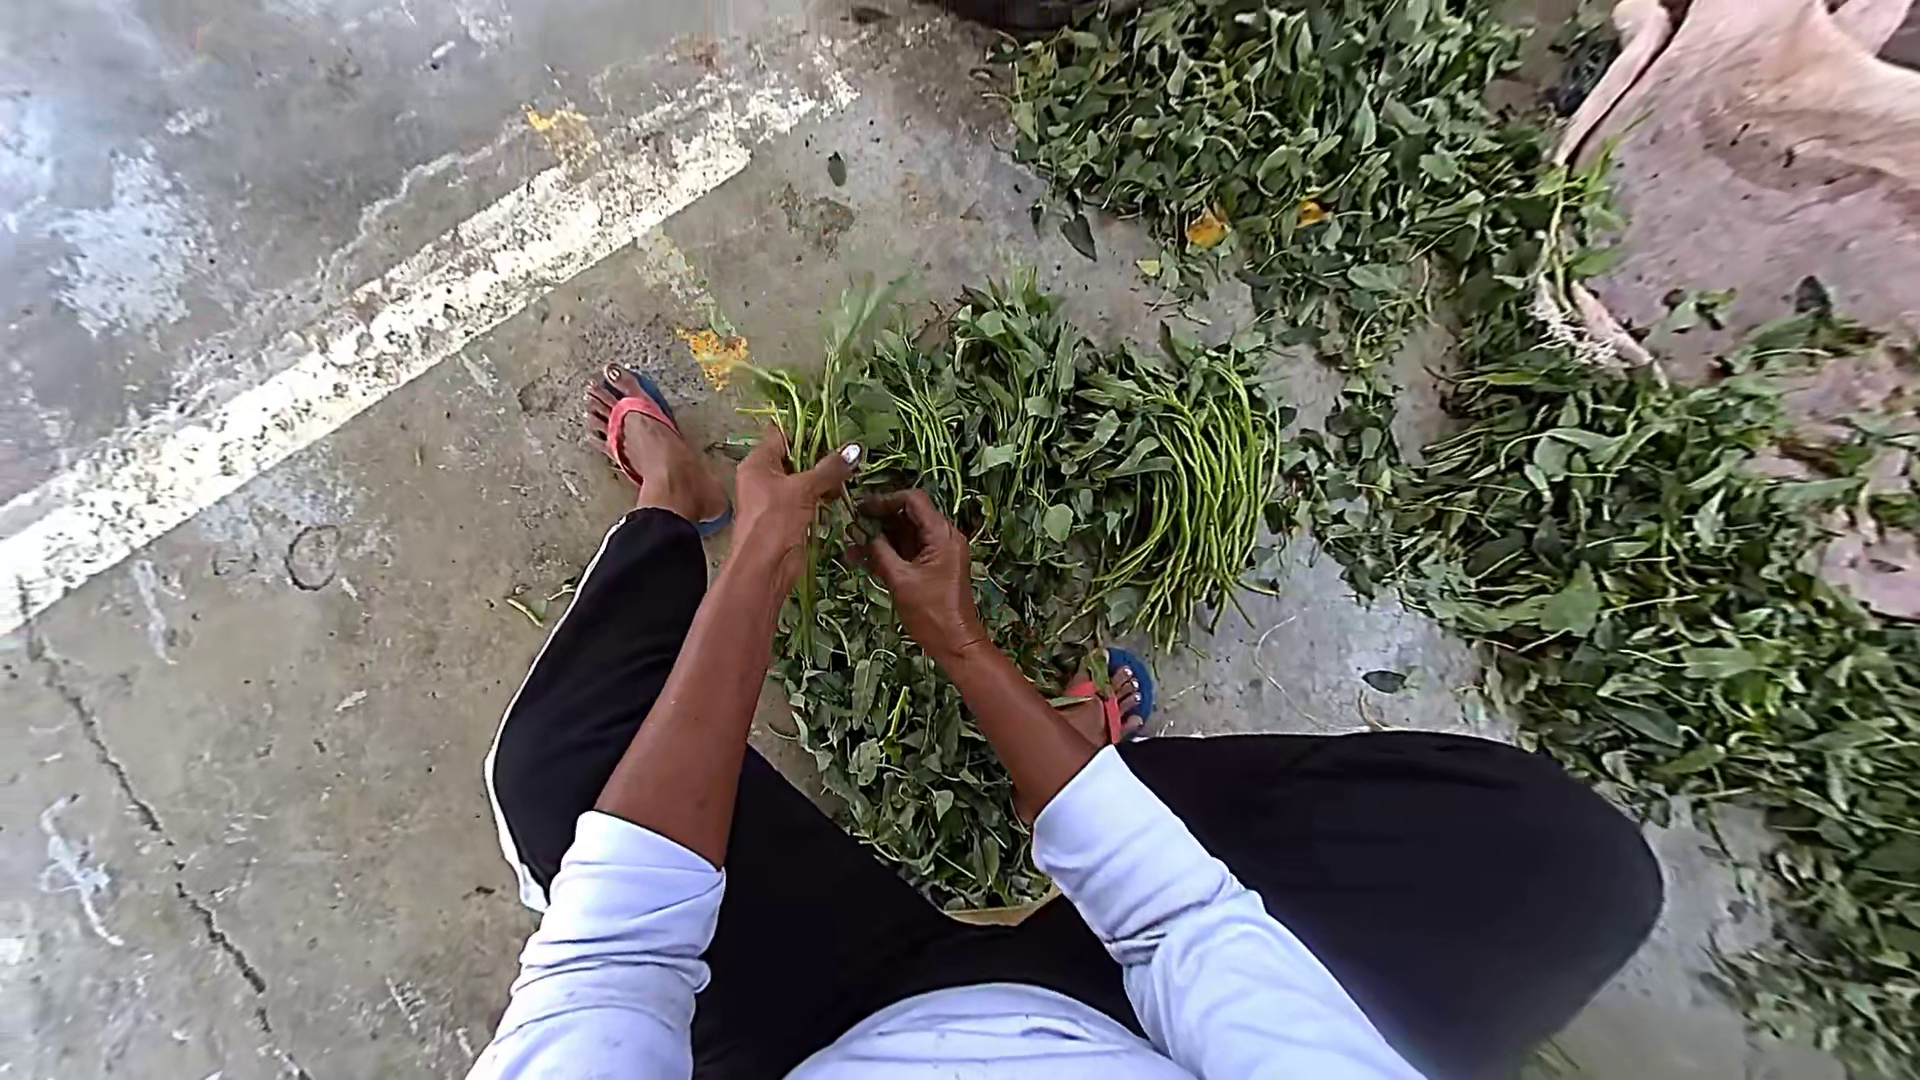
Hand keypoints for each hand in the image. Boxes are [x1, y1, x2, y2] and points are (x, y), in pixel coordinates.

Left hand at [734, 427, 857, 592]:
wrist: (765, 566)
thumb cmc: (774, 520)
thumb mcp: (803, 488)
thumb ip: (829, 469)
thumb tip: (854, 450)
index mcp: (758, 463)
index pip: (781, 435)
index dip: (806, 432)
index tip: (833, 434)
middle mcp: (765, 478)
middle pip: (796, 458)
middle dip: (822, 457)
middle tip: (848, 457)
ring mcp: (777, 499)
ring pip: (806, 480)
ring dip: (826, 479)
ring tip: (849, 476)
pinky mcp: (790, 517)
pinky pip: (809, 499)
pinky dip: (824, 496)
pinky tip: (840, 496)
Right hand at [854, 490, 989, 662]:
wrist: (954, 642)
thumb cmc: (930, 611)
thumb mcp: (900, 579)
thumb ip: (879, 551)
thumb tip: (859, 532)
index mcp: (942, 534)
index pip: (913, 500)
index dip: (885, 500)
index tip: (861, 509)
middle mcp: (943, 537)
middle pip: (908, 515)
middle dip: (878, 519)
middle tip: (851, 525)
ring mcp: (939, 552)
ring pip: (905, 534)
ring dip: (879, 537)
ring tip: (850, 544)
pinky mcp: (932, 566)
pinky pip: (908, 550)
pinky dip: (888, 552)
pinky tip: (862, 558)